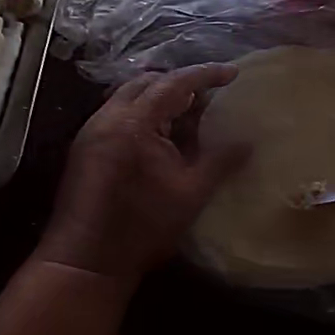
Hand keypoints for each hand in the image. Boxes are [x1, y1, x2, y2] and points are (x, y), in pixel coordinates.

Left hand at [36, 64, 246, 281]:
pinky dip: (142, 113)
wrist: (85, 260)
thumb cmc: (142, 227)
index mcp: (134, 123)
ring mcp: (91, 131)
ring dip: (159, 98)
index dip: (205, 75)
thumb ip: (220, 161)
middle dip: (180, 83)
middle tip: (209, 96)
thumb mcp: (191, 194)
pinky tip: (161, 136)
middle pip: (147, 82)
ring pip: (128, 96)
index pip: (174, 83)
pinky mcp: (85, 147)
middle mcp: (108, 117)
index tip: (232, 74)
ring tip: (188, 115)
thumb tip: (249, 141)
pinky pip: (117, 114)